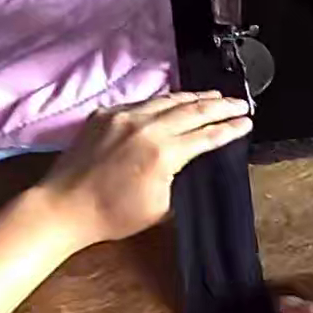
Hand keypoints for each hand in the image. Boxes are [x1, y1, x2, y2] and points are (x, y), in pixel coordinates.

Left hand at [33, 92, 252, 249]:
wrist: (64, 206)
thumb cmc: (113, 215)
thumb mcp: (160, 205)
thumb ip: (179, 176)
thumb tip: (190, 160)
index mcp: (163, 152)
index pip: (206, 135)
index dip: (230, 128)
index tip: (247, 121)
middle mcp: (145, 126)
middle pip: (192, 109)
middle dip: (220, 106)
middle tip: (240, 102)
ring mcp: (122, 115)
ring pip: (167, 100)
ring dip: (193, 98)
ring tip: (213, 96)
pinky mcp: (104, 114)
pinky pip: (141, 102)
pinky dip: (163, 101)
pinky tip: (173, 101)